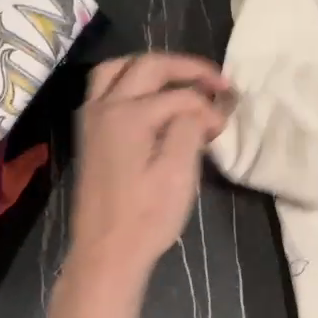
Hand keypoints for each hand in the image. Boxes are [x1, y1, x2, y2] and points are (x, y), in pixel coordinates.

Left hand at [66, 53, 230, 288]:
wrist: (107, 251)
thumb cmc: (147, 216)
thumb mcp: (178, 174)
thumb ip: (190, 130)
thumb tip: (204, 109)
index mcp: (129, 114)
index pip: (180, 96)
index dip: (209, 106)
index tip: (227, 126)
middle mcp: (106, 105)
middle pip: (147, 67)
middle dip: (186, 69)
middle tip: (218, 81)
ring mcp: (92, 118)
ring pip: (119, 69)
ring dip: (153, 69)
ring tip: (182, 81)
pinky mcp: (90, 133)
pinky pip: (107, 87)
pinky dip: (132, 82)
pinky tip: (152, 100)